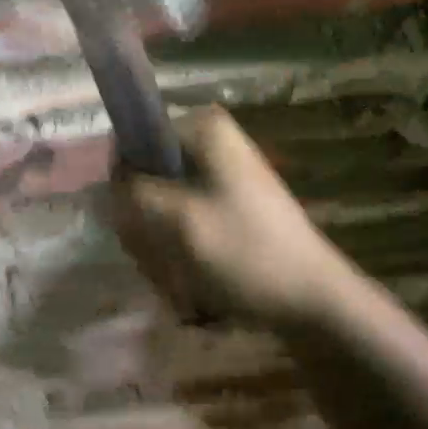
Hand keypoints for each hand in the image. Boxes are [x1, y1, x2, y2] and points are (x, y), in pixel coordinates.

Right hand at [109, 106, 351, 325]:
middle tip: (157, 259)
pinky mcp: (233, 200)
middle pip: (148, 171)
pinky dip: (182, 245)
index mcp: (203, 128)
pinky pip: (187, 214)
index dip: (125, 184)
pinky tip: (190, 279)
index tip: (134, 225)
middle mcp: (213, 138)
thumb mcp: (179, 222)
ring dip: (161, 238)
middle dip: (145, 218)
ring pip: (164, 198)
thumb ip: (134, 192)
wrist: (317, 301)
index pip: (132, 141)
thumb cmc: (248, 254)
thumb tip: (110, 181)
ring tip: (175, 276)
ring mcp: (225, 169)